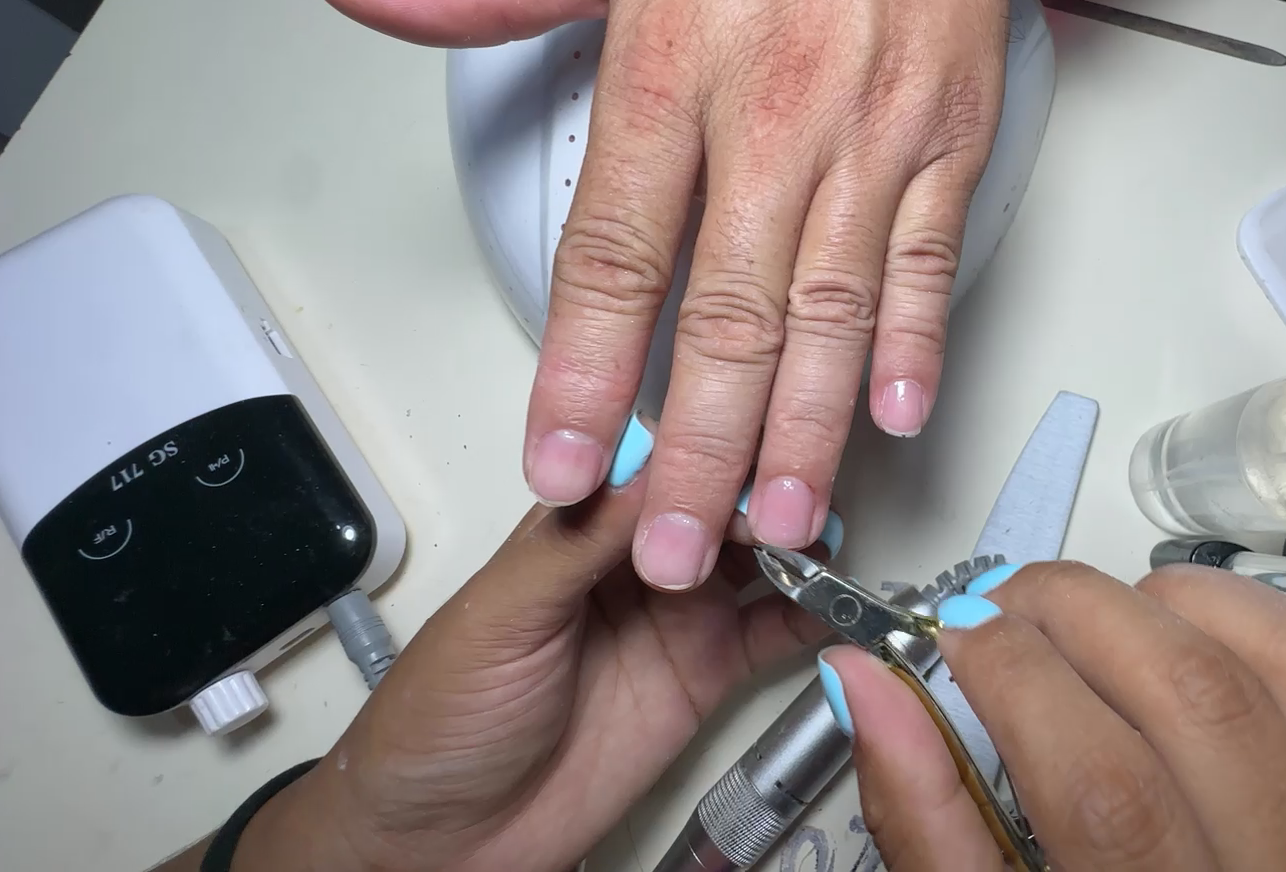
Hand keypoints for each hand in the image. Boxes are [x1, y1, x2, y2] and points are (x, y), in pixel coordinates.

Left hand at [223, 446, 823, 871]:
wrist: (449, 846)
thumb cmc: (445, 715)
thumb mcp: (503, 614)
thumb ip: (578, 541)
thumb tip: (652, 460)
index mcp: (594, 521)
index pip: (669, 461)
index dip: (712, 453)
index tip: (747, 464)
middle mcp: (650, 552)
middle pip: (727, 500)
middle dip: (767, 495)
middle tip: (797, 510)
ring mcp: (689, 607)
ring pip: (764, 554)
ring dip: (801, 543)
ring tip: (826, 548)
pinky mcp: (714, 665)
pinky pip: (779, 630)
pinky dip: (817, 612)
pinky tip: (840, 606)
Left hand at [305, 0, 1089, 591]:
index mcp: (672, 64)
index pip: (615, 249)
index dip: (584, 368)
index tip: (564, 463)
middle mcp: (776, 117)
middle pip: (729, 312)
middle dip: (702, 444)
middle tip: (681, 547)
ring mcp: (873, 138)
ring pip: (833, 308)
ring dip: (806, 424)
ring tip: (783, 519)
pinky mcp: (947, 143)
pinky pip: (925, 261)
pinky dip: (913, 343)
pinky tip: (893, 416)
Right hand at [823, 562, 1285, 871]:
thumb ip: (928, 824)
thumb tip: (866, 681)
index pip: (1102, 784)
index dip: (1004, 671)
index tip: (947, 634)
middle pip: (1198, 697)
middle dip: (1073, 609)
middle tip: (1004, 607)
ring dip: (1180, 602)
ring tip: (1100, 614)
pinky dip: (1271, 623)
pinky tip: (1202, 633)